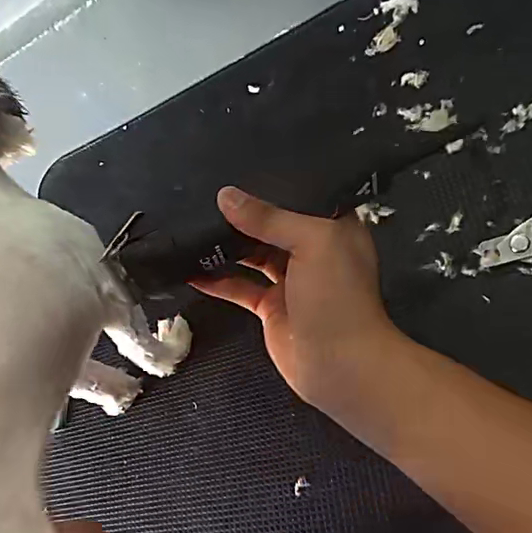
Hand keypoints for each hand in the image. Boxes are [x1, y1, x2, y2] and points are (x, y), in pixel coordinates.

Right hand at [190, 187, 405, 413]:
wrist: (341, 363)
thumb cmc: (338, 296)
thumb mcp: (313, 242)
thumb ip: (270, 218)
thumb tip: (227, 196)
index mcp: (335, 228)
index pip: (303, 196)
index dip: (275, 184)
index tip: (240, 169)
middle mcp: (314, 251)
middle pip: (274, 226)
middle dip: (245, 214)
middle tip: (205, 195)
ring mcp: (291, 281)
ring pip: (253, 254)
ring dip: (226, 244)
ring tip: (191, 225)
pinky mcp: (271, 307)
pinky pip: (239, 287)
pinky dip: (216, 279)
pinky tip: (190, 269)